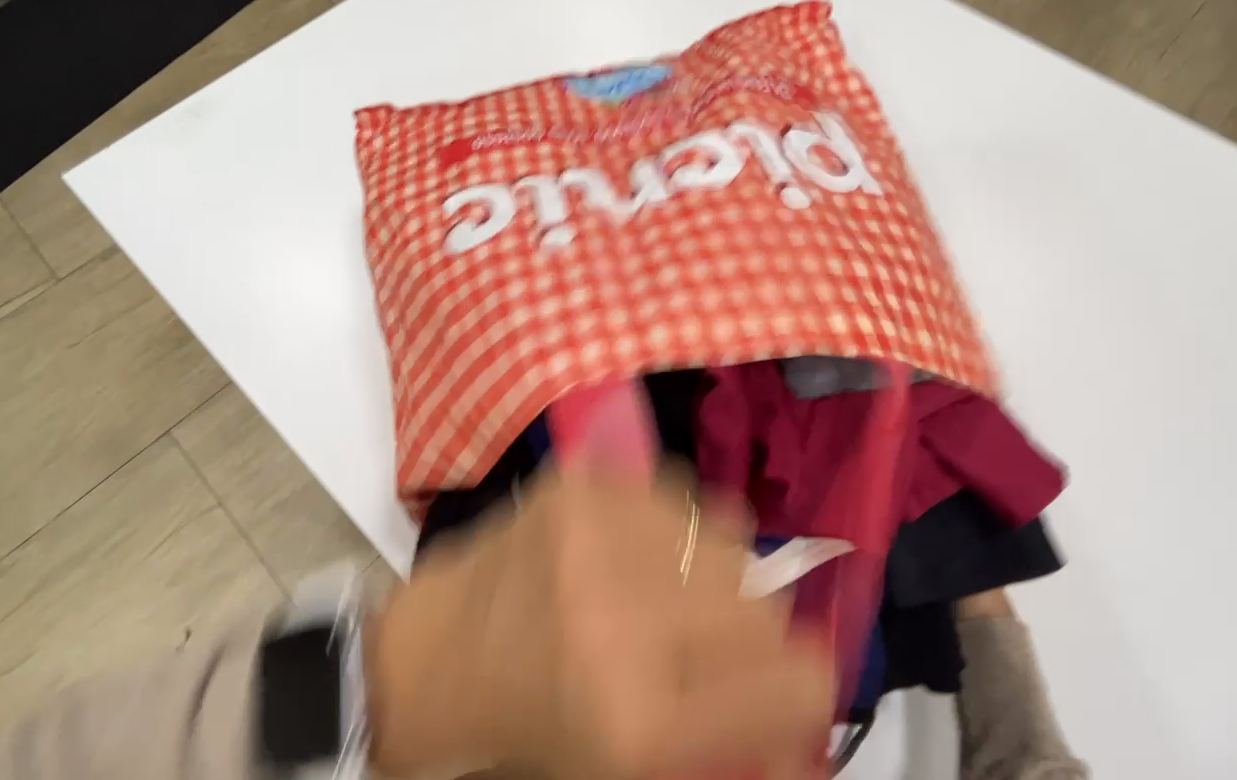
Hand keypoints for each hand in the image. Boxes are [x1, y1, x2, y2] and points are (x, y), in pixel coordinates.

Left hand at [367, 468, 834, 779]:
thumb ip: (729, 739)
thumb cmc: (529, 725)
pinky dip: (672, 525)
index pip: (797, 682)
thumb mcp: (631, 764)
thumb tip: (807, 718)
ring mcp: (596, 535)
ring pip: (728, 536)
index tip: (785, 693)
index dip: (806, 693)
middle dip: (753, 633)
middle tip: (713, 646)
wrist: (429, 657)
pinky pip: (676, 492)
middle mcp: (624, 615)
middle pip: (765, 603)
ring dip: (714, 571)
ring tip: (668, 592)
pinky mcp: (576, 485)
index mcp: (639, 716)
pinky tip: (634, 550)